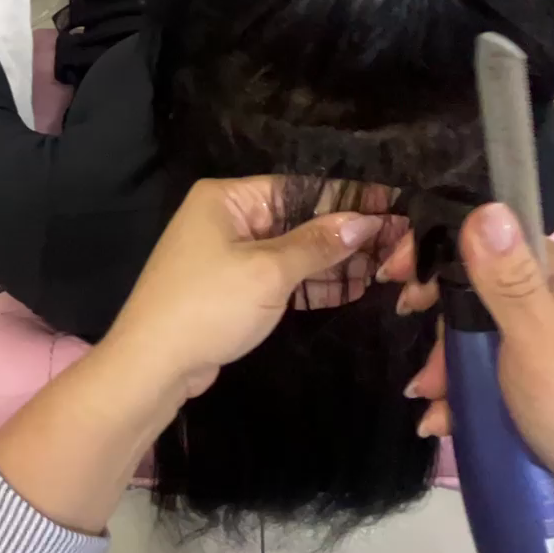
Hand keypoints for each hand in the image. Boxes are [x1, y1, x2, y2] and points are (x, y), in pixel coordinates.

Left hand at [99, 176, 391, 397]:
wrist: (153, 364)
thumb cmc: (209, 306)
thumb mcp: (268, 272)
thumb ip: (317, 244)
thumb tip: (365, 220)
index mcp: (226, 198)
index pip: (297, 188)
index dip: (345, 198)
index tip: (393, 205)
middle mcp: (225, 218)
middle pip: (295, 219)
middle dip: (343, 234)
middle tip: (399, 243)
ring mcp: (227, 254)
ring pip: (290, 250)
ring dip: (331, 262)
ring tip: (388, 267)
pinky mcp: (232, 287)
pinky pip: (279, 276)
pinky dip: (310, 283)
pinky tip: (352, 288)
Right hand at [406, 203, 553, 519]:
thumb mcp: (540, 344)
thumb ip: (506, 278)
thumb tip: (485, 204)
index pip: (489, 241)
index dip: (436, 258)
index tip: (393, 283)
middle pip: (481, 294)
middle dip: (442, 332)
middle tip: (421, 371)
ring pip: (487, 338)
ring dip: (451, 368)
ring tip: (431, 406)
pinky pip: (503, 371)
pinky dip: (472, 391)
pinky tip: (448, 420)